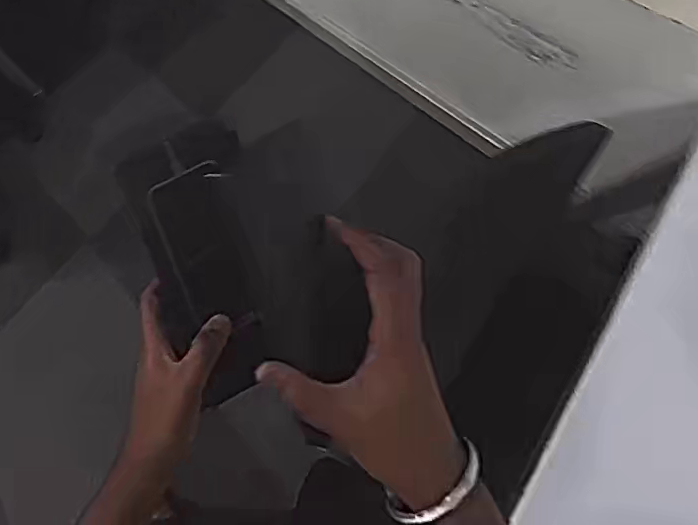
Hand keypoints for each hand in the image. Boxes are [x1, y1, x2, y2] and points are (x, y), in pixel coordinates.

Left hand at [121, 281, 232, 474]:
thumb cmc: (163, 419)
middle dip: (179, 304)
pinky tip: (214, 355)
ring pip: (174, 340)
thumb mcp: (188, 378)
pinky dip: (196, 350)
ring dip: (190, 327)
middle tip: (202, 290)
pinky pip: (183, 359)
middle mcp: (152, 357)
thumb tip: (220, 318)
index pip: (147, 307)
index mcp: (151, 348)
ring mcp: (158, 375)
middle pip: (162, 321)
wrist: (150, 465)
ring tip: (214, 316)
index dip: (156, 287)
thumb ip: (205, 347)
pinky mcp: (168, 391)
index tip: (171, 271)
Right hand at [256, 219, 467, 508]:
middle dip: (376, 239)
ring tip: (353, 246)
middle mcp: (408, 329)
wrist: (430, 469)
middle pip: (406, 265)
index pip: (386, 273)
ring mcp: (414, 334)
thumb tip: (267, 370)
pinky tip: (365, 282)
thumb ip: (299, 392)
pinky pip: (405, 293)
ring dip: (384, 254)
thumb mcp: (338, 419)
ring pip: (409, 277)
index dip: (364, 243)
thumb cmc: (394, 442)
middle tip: (345, 230)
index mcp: (394, 337)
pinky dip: (386, 274)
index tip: (340, 228)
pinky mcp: (411, 343)